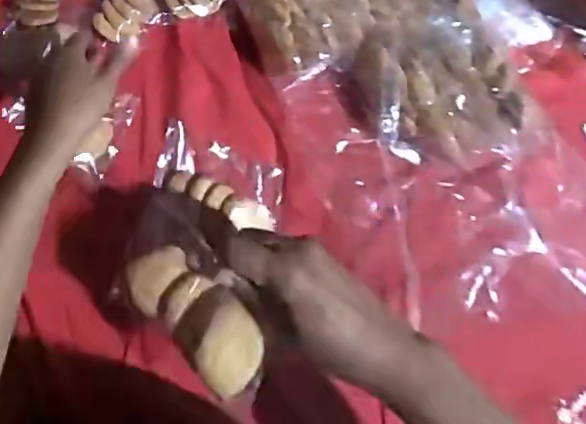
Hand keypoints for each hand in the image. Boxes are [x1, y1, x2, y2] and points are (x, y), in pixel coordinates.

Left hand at [17, 28, 137, 172]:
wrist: (50, 134)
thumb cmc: (83, 106)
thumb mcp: (107, 84)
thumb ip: (119, 61)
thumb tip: (133, 38)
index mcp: (70, 50)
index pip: (84, 35)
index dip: (96, 42)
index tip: (105, 57)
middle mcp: (52, 55)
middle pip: (70, 48)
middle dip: (83, 55)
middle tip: (97, 72)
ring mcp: (39, 70)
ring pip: (59, 62)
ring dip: (71, 68)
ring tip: (83, 85)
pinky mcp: (32, 87)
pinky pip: (49, 76)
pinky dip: (59, 80)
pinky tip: (66, 96)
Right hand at [213, 228, 438, 399]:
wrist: (390, 349)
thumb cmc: (336, 349)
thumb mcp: (287, 335)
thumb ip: (253, 304)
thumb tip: (224, 286)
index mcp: (284, 269)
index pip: (233, 245)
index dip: (212, 248)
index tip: (195, 254)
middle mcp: (294, 247)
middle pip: (247, 237)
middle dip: (230, 250)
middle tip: (219, 270)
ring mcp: (309, 244)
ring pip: (264, 238)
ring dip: (251, 252)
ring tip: (246, 276)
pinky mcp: (319, 249)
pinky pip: (282, 244)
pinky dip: (270, 254)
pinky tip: (273, 276)